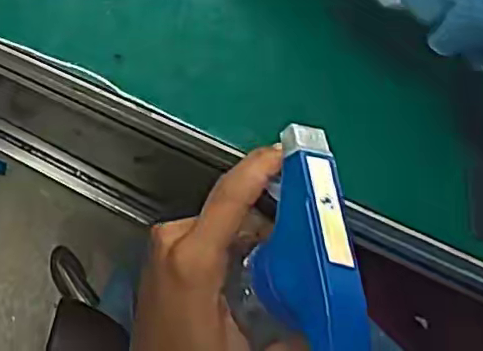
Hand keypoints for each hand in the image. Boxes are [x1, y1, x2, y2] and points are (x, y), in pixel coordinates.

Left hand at [132, 146, 289, 350]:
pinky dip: (232, 250)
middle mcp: (172, 239)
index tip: (280, 151)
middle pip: (228, 213)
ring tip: (286, 268)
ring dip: (251, 241)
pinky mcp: (160, 256)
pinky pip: (203, 240)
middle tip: (306, 237)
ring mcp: (162, 246)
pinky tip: (255, 277)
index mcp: (191, 256)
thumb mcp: (247, 350)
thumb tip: (322, 317)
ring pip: (218, 227)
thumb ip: (290, 331)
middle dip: (268, 222)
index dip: (256, 169)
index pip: (228, 197)